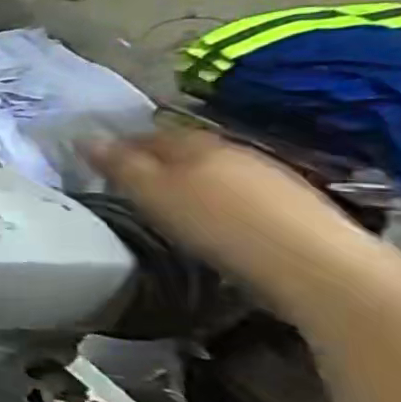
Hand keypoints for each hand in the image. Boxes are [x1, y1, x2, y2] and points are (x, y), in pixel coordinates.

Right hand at [83, 129, 390, 300]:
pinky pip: (240, 194)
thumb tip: (84, 137)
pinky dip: (220, 202)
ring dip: (190, 183)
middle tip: (131, 187)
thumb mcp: (153, 194)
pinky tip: (216, 223)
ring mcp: (267, 175)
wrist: (316, 266)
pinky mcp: (293, 206)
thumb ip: (119, 165)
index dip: (120, 148)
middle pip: (181, 151)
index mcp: (192, 142)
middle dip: (156, 163)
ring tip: (170, 206)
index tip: (99, 166)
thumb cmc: (218, 224)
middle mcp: (230, 149)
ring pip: (213, 171)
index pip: (145, 135)